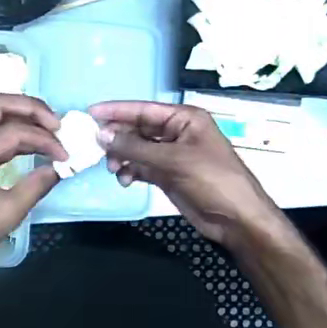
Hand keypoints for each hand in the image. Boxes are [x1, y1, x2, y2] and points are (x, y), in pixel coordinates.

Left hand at [0, 94, 65, 272]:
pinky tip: (33, 143)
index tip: (65, 155)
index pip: (12, 132)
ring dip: (22, 117)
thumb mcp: (6, 214)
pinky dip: (13, 131)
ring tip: (50, 131)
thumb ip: (36, 186)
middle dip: (30, 108)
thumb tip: (59, 167)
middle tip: (57, 124)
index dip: (44, 139)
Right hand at [89, 101, 284, 249]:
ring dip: (121, 156)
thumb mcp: (174, 161)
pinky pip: (141, 167)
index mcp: (185, 119)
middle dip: (117, 137)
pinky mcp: (168, 175)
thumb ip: (136, 148)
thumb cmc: (212, 180)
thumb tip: (102, 135)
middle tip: (94, 146)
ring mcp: (172, 155)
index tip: (90, 113)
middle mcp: (177, 133)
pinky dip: (130, 171)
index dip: (117, 111)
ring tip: (112, 168)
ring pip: (137, 149)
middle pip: (138, 128)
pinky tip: (123, 179)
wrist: (236, 218)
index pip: (144, 109)